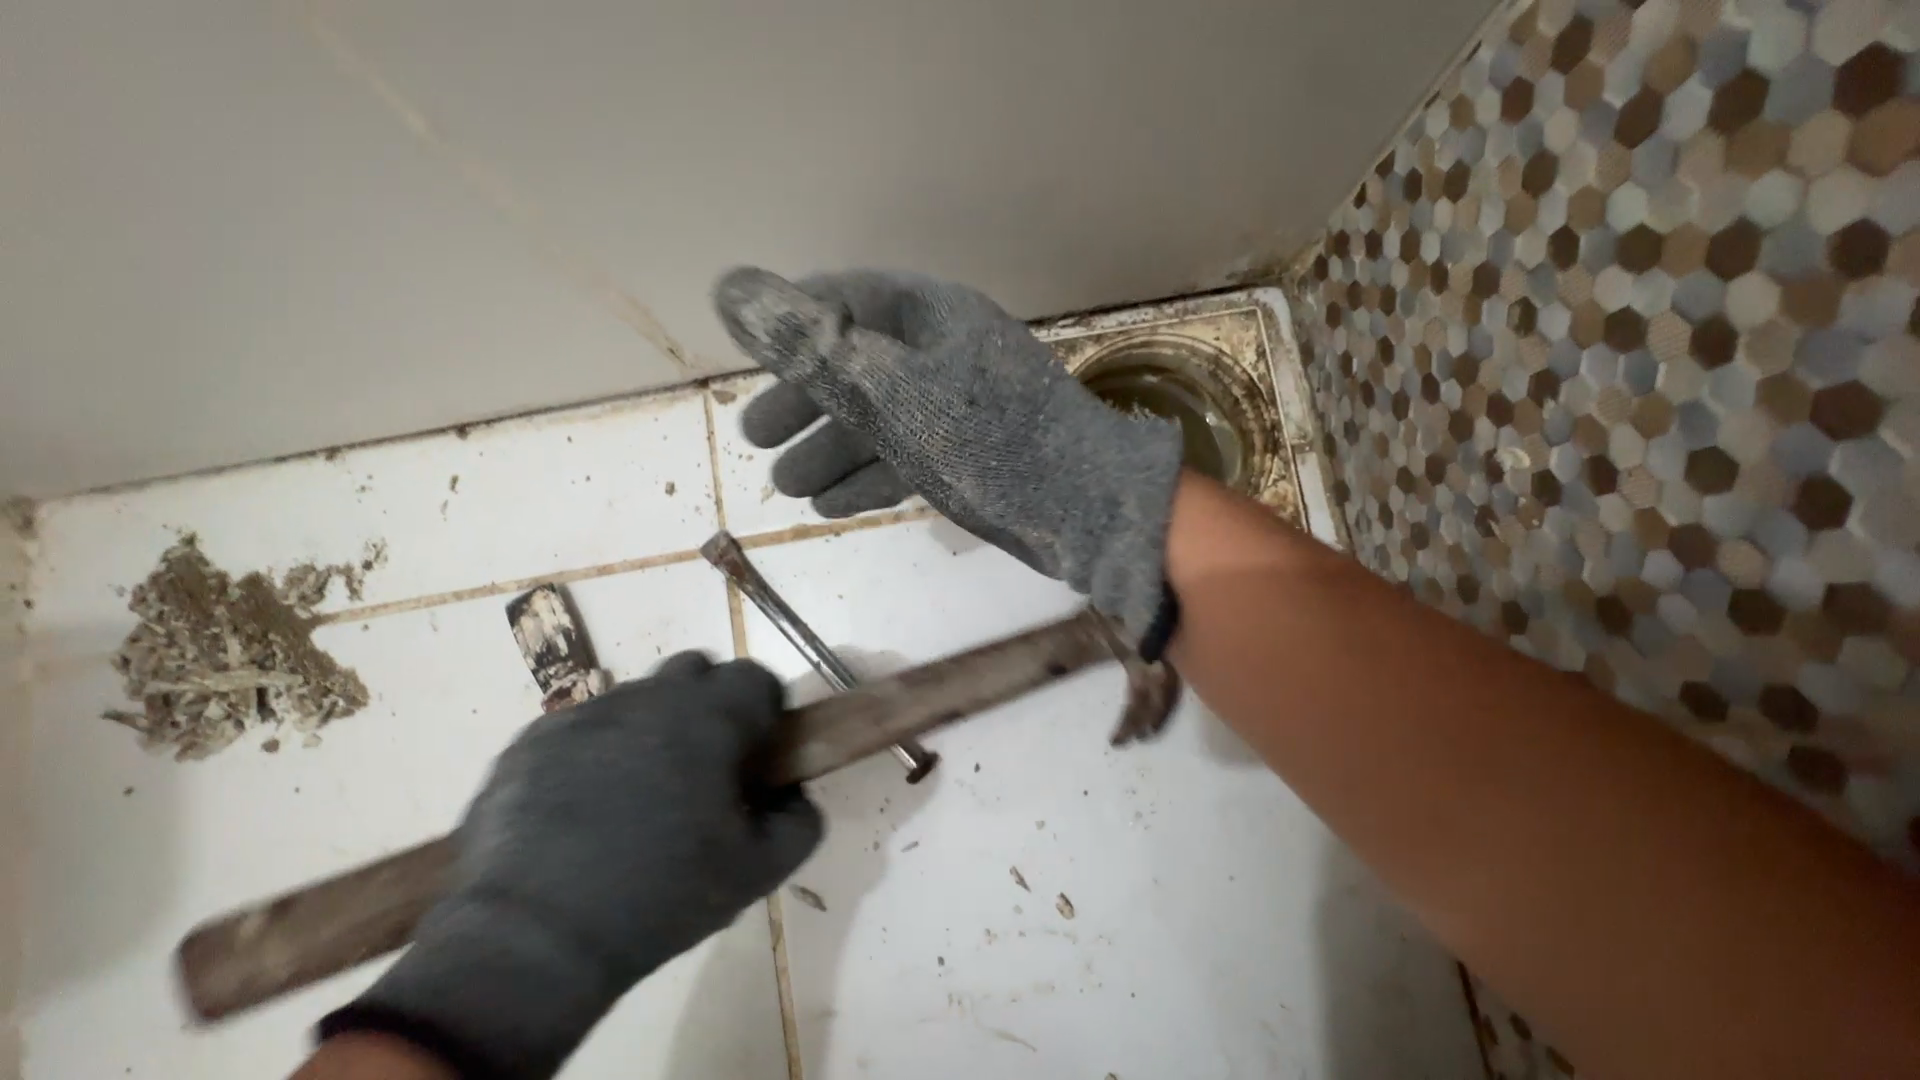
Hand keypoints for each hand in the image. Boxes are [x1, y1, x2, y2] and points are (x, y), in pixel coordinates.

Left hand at [319, 653, 821, 1079]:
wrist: (531, 939)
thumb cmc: (660, 900)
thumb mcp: (757, 872)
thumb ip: (799, 820)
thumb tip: (790, 793)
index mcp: (708, 718)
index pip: (755, 678)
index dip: (765, 711)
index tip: (758, 755)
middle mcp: (648, 698)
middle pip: (695, 672)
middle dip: (710, 706)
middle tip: (704, 770)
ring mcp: (584, 715)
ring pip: (637, 700)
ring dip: (653, 730)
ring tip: (638, 799)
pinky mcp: (531, 742)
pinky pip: (584, 728)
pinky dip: (598, 753)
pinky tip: (584, 813)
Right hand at [713, 268, 1183, 651]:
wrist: (1085, 511)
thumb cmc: (989, 440)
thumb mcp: (893, 390)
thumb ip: (814, 347)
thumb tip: (732, 290)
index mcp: (931, 316)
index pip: (845, 301)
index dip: (792, 326)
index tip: (749, 357)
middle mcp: (942, 353)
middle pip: (856, 367)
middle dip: (804, 404)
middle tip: (756, 439)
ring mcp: (958, 408)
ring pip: (879, 421)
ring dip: (830, 452)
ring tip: (787, 486)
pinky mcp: (970, 456)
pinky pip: (907, 458)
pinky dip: (869, 480)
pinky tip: (833, 506)